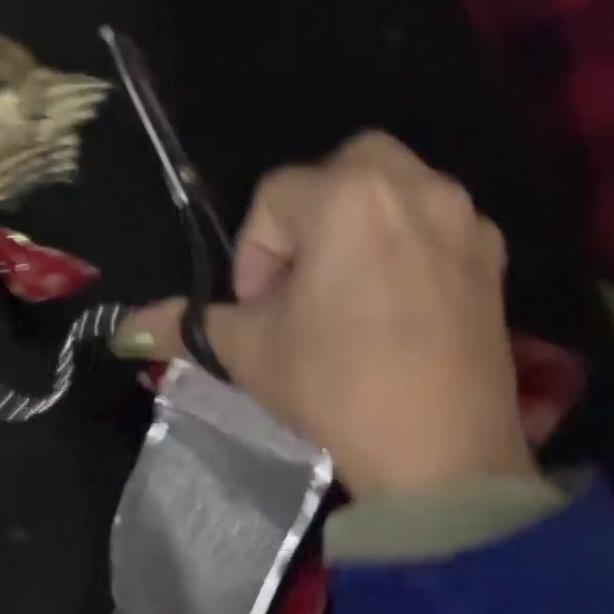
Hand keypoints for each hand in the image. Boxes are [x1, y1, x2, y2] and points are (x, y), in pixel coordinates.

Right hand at [115, 132, 535, 499]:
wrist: (436, 446)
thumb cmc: (329, 383)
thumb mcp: (242, 351)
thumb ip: (179, 327)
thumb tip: (121, 330)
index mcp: (349, 201)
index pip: (274, 194)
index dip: (251, 253)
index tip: (257, 308)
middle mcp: (417, 190)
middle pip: (346, 167)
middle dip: (307, 216)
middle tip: (295, 285)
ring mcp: (465, 222)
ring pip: (395, 192)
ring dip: (353, 231)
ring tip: (336, 303)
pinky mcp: (492, 258)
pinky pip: (432, 227)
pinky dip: (398, 250)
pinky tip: (382, 314)